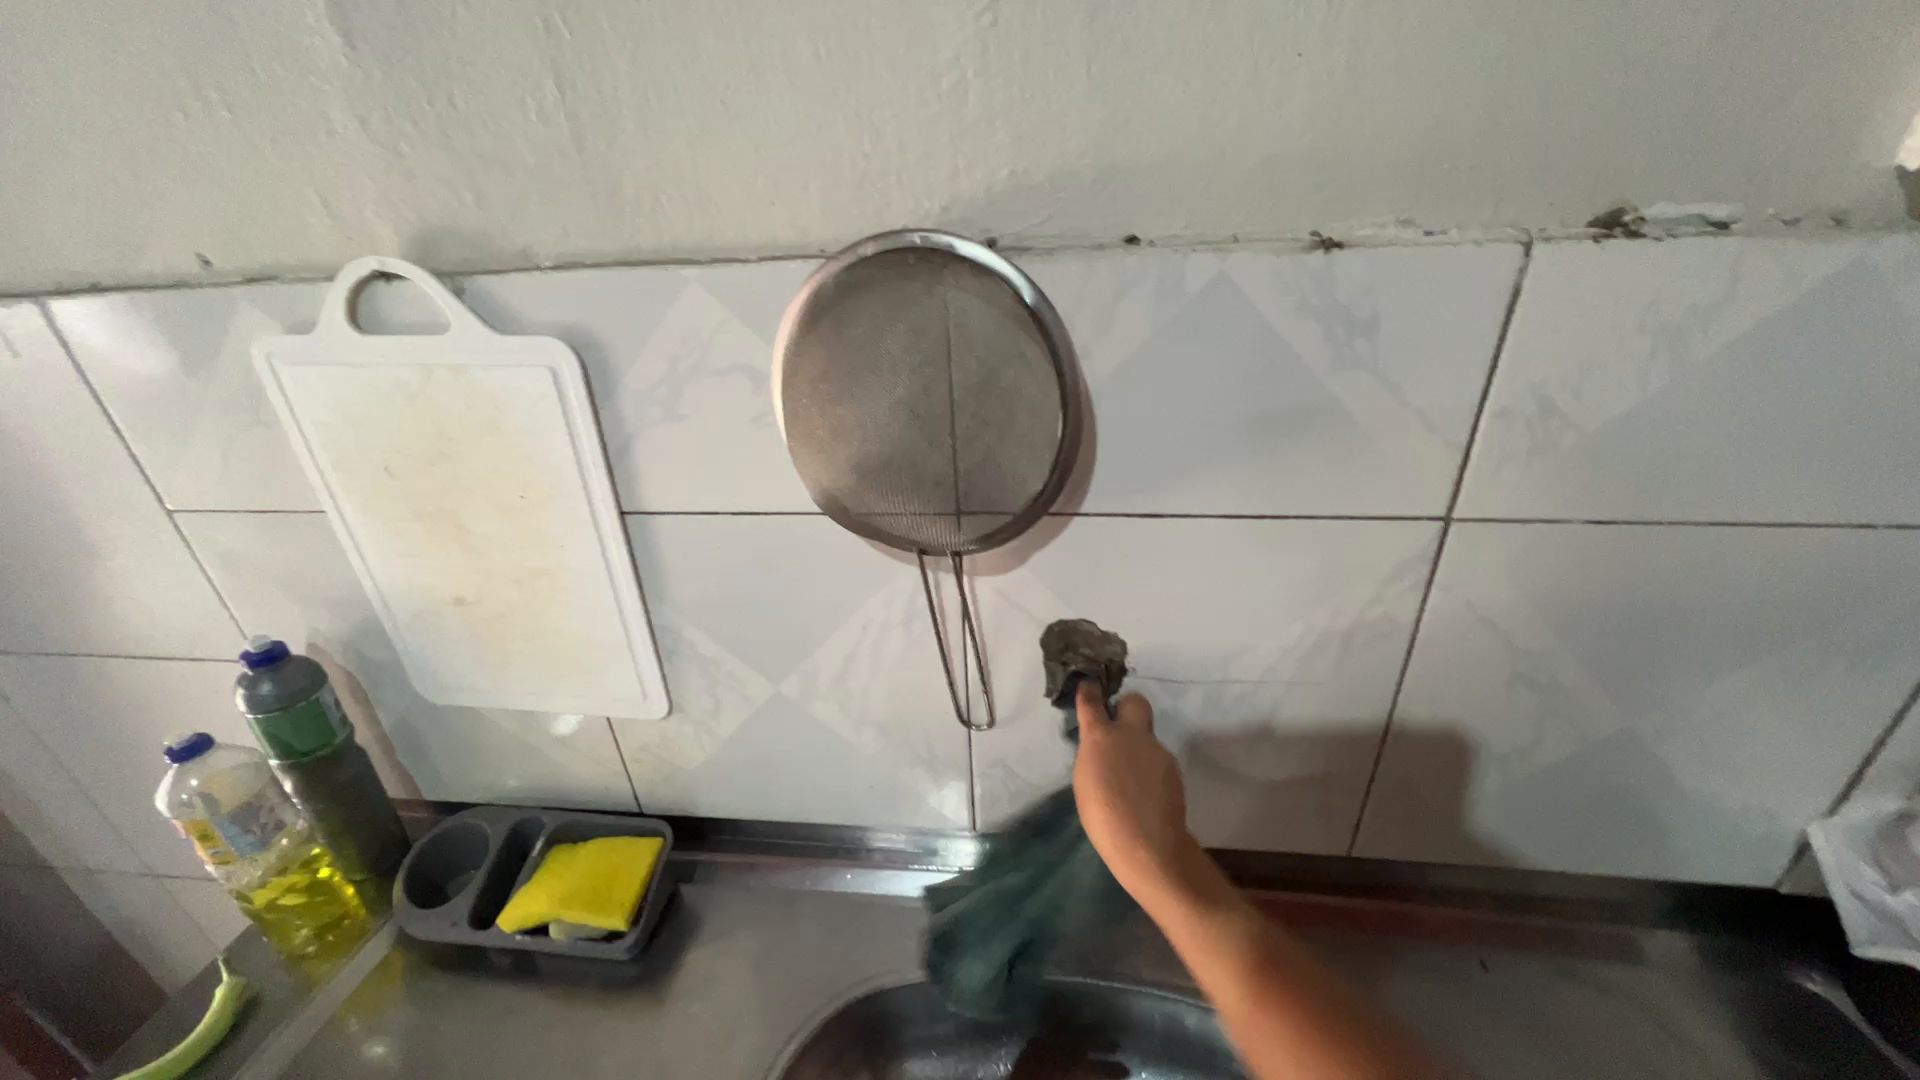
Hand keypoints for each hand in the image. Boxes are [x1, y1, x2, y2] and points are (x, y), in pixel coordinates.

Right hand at [1072, 683, 1199, 903]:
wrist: (1146, 843)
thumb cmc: (1102, 817)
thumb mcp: (1085, 781)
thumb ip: (1094, 756)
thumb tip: (1103, 749)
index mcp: (1102, 738)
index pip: (1092, 703)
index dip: (1090, 692)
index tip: (1089, 686)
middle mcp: (1132, 735)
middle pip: (1135, 702)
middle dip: (1126, 708)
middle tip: (1119, 730)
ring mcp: (1157, 750)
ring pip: (1146, 738)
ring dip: (1138, 749)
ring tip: (1130, 781)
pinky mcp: (1172, 768)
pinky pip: (1156, 760)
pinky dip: (1149, 771)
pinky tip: (1145, 794)